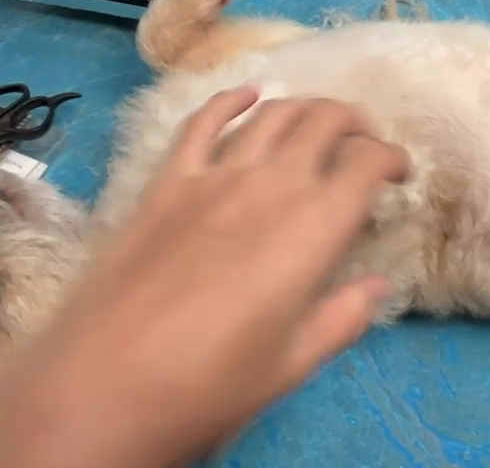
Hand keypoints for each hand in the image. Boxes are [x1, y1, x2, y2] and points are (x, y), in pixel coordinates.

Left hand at [0, 89, 410, 467]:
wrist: (92, 394)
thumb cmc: (204, 389)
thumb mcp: (289, 366)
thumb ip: (342, 318)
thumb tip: (378, 286)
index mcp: (313, 228)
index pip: (368, 164)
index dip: (392, 158)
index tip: (397, 172)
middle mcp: (272, 185)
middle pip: (326, 120)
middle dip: (356, 122)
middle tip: (363, 141)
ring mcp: (215, 176)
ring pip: (274, 112)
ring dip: (305, 107)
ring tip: (317, 121)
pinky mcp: (167, 181)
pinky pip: (203, 122)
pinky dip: (230, 100)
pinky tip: (248, 94)